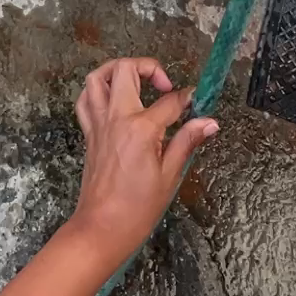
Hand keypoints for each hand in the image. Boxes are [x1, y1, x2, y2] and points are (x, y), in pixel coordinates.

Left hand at [66, 58, 217, 264]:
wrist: (102, 228)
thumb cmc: (137, 208)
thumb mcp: (169, 176)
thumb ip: (187, 141)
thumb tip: (209, 122)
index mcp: (141, 129)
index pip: (169, 102)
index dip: (186, 98)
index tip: (195, 101)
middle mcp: (117, 117)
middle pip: (126, 69)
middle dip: (148, 67)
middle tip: (164, 84)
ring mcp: (99, 122)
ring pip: (98, 77)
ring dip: (117, 70)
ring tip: (136, 79)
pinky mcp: (89, 131)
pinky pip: (85, 98)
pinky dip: (97, 90)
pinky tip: (111, 96)